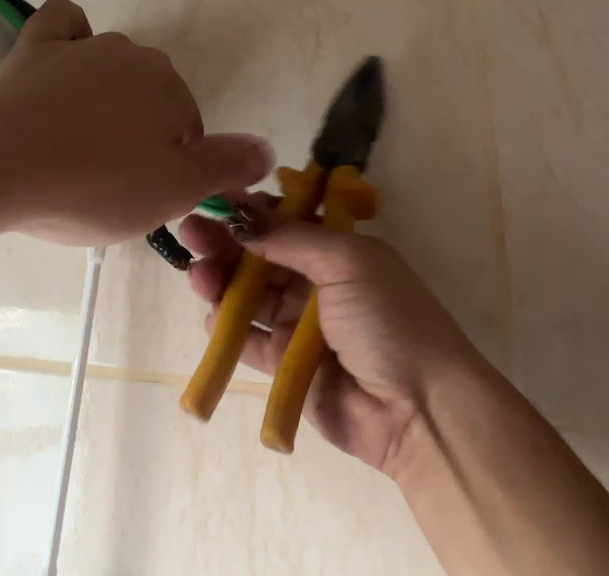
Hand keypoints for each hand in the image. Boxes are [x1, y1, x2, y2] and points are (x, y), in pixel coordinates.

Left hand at [0, 0, 273, 244]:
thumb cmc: (93, 184)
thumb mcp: (173, 190)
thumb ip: (225, 166)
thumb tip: (267, 149)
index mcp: (168, 86)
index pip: (186, 129)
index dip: (171, 166)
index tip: (143, 195)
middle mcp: (130, 54)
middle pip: (148, 98)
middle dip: (138, 133)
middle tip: (110, 179)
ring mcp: (79, 46)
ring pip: (108, 68)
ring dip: (104, 99)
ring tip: (77, 143)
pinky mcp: (32, 47)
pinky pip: (61, 28)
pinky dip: (68, 41)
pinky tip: (59, 67)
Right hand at [181, 207, 486, 475]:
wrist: (417, 408)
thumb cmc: (389, 319)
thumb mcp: (347, 261)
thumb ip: (290, 237)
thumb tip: (241, 215)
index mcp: (336, 250)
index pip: (283, 221)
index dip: (249, 210)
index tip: (214, 199)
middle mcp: (315, 282)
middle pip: (257, 255)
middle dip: (224, 241)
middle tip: (191, 232)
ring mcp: (298, 324)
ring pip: (246, 295)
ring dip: (218, 281)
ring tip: (198, 275)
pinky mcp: (284, 364)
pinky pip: (246, 340)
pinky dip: (226, 329)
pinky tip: (211, 317)